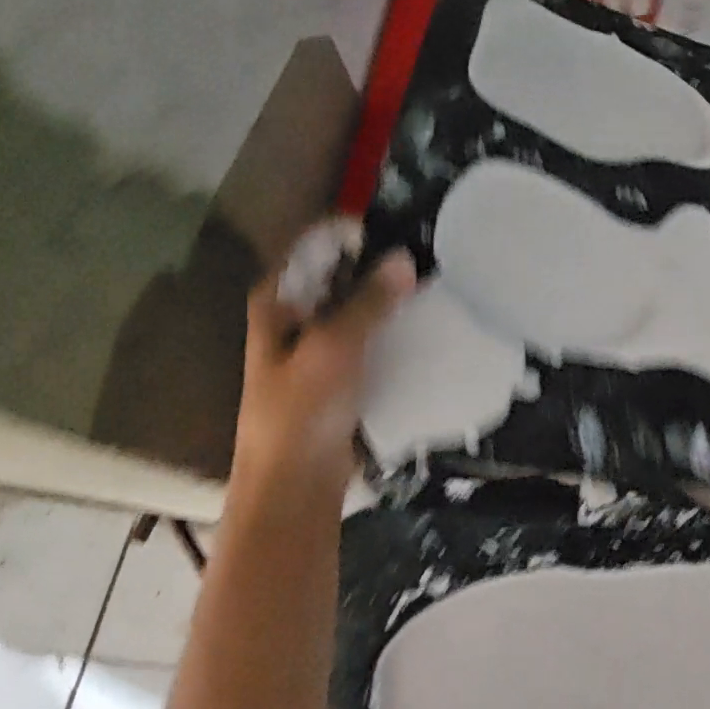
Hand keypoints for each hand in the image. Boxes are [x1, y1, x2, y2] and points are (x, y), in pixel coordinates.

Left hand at [231, 222, 415, 487]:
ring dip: (389, 301)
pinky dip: (394, 333)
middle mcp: (295, 318)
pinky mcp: (344, 376)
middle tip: (424, 258)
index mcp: (277, 302)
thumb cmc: (302, 409)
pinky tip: (424, 332)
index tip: (395, 229)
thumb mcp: (335, 347)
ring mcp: (320, 349)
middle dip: (376, 266)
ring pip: (358, 310)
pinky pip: (372, 342)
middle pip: (337, 277)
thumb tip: (405, 259)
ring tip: (432, 289)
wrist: (297, 479)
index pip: (311, 247)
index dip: (348, 233)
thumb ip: (368, 303)